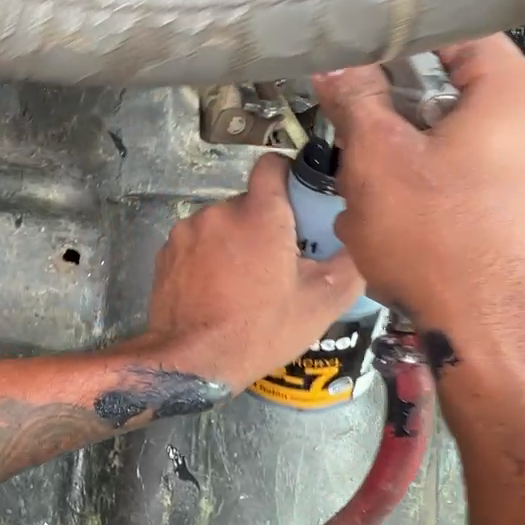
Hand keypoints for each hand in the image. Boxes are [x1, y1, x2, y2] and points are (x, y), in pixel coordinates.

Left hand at [125, 153, 363, 391]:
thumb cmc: (261, 328)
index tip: (299, 197)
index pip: (271, 166)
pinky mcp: (165, 252)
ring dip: (234, 242)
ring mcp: (185, 232)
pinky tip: (217, 288)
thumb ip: (349, 260)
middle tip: (280, 261)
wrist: (192, 358)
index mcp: (258, 214)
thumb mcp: (323, 300)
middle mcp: (217, 213)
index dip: (287, 175)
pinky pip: (196, 243)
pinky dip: (207, 257)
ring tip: (246, 281)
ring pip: (220, 225)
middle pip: (248, 203)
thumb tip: (359, 239)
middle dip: (264, 225)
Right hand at [314, 34, 524, 345]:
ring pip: (469, 133)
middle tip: (352, 135)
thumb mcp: (376, 162)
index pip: (458, 35)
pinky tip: (408, 216)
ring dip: (415, 149)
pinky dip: (443, 178)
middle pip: (462, 87)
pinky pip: (487, 169)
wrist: (498, 332)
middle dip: (400, 108)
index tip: (350, 66)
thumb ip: (356, 102)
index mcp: (521, 90)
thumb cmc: (435, 236)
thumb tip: (335, 64)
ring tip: (372, 185)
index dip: (399, 45)